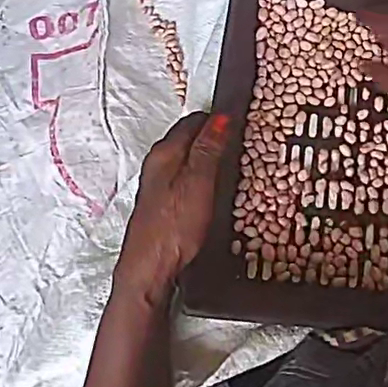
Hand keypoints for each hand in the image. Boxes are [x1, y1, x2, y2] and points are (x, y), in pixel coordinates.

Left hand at [114, 112, 230, 300]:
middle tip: (237, 131)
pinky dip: (201, 171)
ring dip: (206, 151)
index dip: (216, 118)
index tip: (237, 117)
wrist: (150, 269)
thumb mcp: (198, 182)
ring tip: (230, 152)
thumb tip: (220, 118)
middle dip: (211, 131)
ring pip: (186, 156)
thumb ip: (208, 149)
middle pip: (187, 137)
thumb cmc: (173, 228)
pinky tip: (212, 181)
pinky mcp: (164, 203)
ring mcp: (159, 185)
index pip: (193, 122)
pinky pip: (185, 175)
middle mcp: (158, 165)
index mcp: (165, 154)